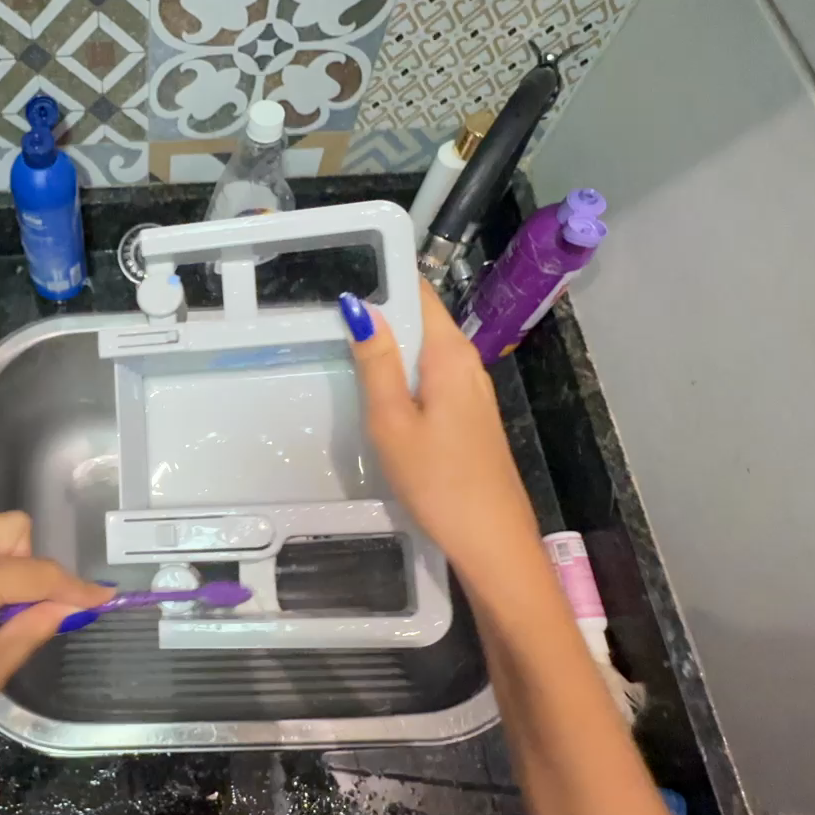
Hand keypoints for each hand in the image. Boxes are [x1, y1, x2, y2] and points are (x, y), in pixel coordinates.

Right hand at [338, 281, 542, 578]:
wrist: (490, 539)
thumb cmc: (437, 480)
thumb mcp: (393, 421)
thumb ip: (377, 363)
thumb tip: (359, 305)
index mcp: (450, 355)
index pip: (418, 295)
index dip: (383, 279)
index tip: (340, 275)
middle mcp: (466, 363)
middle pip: (420, 321)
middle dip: (378, 311)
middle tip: (323, 313)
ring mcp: (470, 391)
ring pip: (422, 352)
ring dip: (386, 345)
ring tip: (338, 343)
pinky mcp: (467, 416)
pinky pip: (428, 378)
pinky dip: (400, 374)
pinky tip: (374, 389)